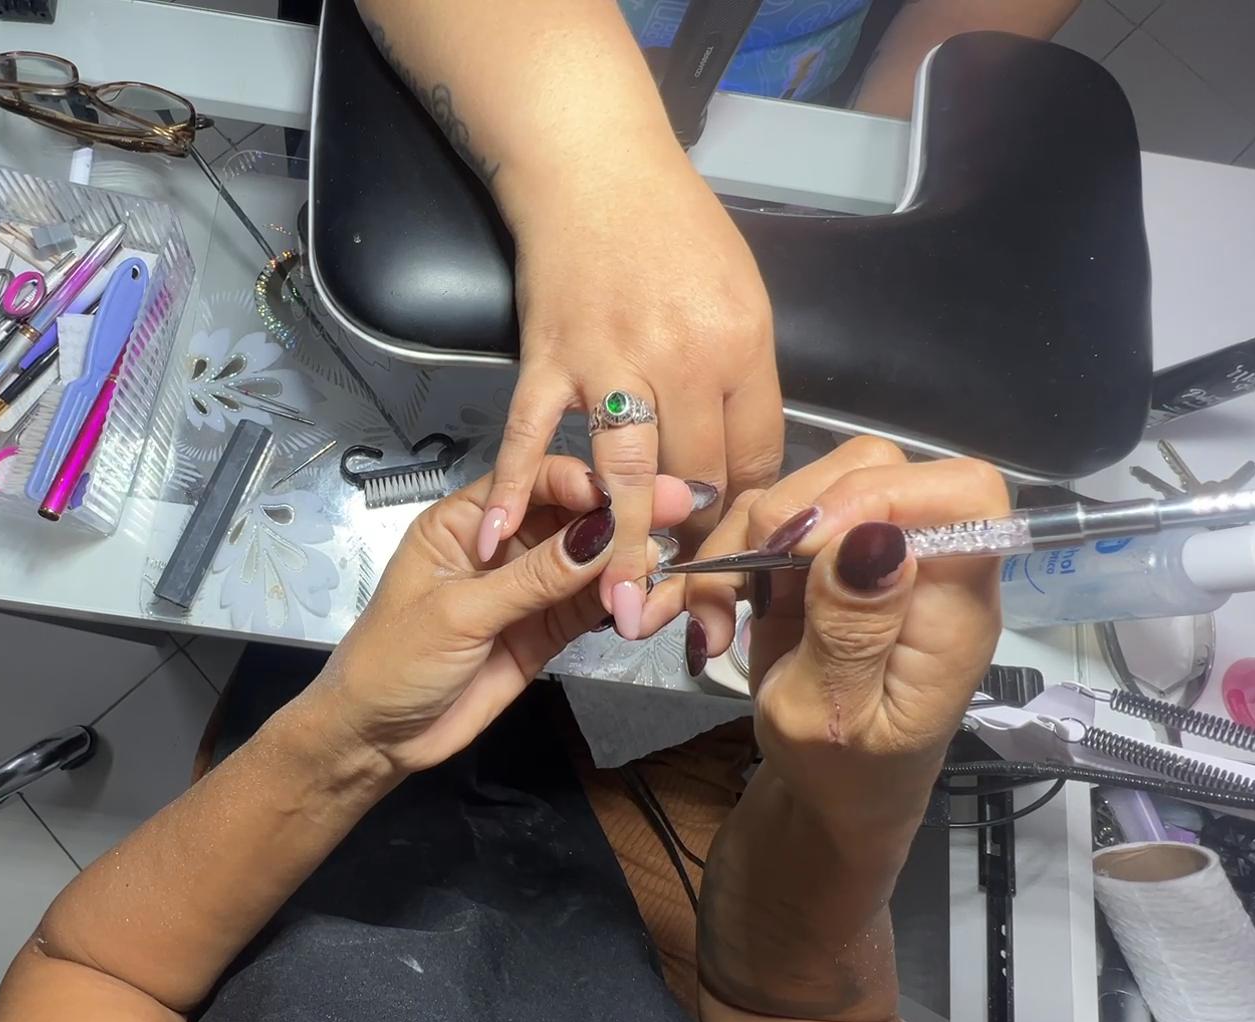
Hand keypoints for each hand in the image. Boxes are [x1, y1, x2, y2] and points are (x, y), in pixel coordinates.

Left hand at [315, 457, 698, 773]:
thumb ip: (532, 578)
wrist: (379, 736)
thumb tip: (604, 534)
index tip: (622, 494)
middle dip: (617, 514)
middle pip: (567, 517)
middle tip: (679, 505)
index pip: (527, 482)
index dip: (576, 483)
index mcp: (464, 522)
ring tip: (675, 549)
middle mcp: (501, 545)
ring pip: (585, 560)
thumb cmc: (396, 660)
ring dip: (626, 557)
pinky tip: (650, 591)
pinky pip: (587, 605)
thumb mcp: (459, 613)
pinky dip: (617, 600)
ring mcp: (525, 589)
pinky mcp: (543, 629)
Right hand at [479, 151, 780, 641]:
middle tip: (693, 617)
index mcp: (740, 343)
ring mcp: (605, 364)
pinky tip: (500, 539)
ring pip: (623, 473)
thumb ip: (742, 381)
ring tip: (625, 612)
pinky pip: (530, 435)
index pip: (754, 454)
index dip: (747, 513)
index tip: (735, 557)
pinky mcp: (545, 363)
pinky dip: (516, 489)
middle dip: (695, 548)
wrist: (594, 170)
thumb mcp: (740, 295)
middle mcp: (679, 360)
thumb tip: (731, 460)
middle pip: (695, 476)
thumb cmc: (674, 229)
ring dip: (623, 548)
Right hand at [658, 437, 1008, 828]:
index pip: (960, 495)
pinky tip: (712, 608)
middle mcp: (916, 564)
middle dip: (787, 513)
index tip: (801, 547)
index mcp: (951, 605)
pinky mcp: (814, 561)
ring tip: (717, 611)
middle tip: (748, 580)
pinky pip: (761, 521)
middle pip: (869, 468)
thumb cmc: (845, 772)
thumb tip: (872, 539)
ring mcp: (862, 557)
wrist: (828, 789)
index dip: (877, 497)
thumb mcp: (835, 717)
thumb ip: (853, 631)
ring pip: (803, 486)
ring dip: (740, 540)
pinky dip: (722, 556)